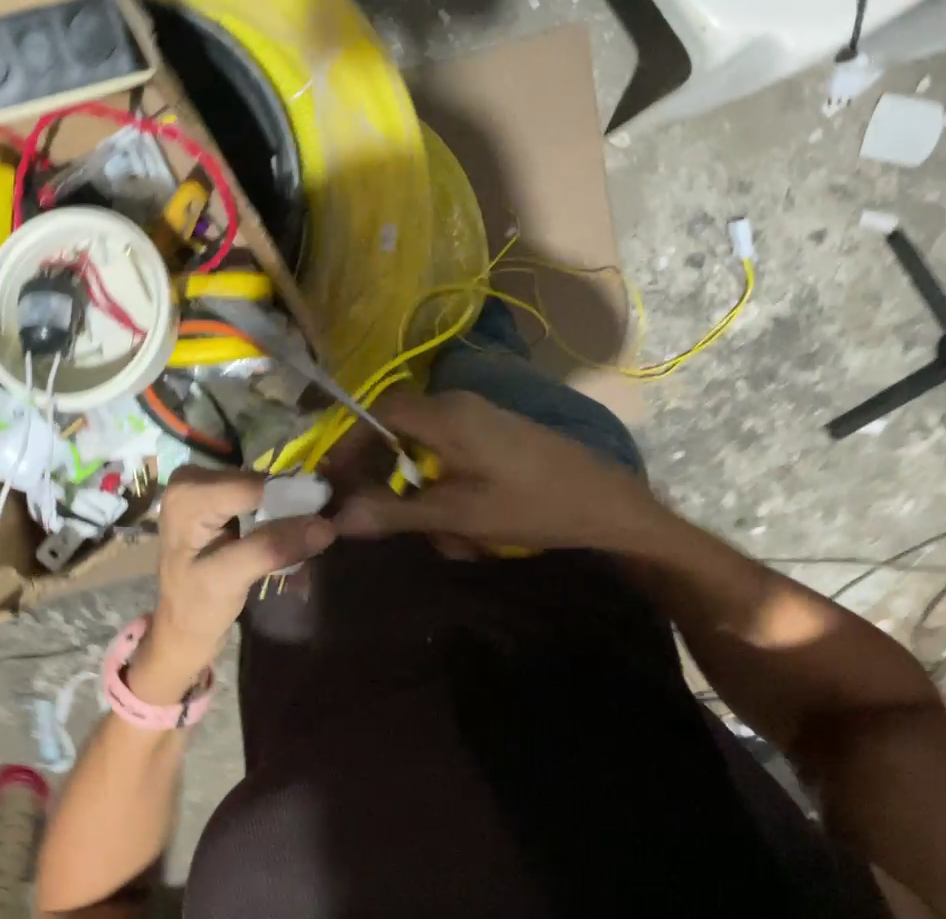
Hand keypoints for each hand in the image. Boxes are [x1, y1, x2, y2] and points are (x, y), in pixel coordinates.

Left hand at [133, 467, 335, 698]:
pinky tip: (288, 530)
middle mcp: (191, 478)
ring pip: (262, 485)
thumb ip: (272, 548)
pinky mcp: (213, 495)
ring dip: (288, 507)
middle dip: (292, 502)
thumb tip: (325, 525)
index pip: (256, 486)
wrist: (180, 626)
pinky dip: (276, 511)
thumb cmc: (196, 607)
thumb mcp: (230, 579)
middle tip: (322, 527)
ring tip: (310, 530)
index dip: (295, 499)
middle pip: (259, 481)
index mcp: (188, 493)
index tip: (329, 518)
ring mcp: (202, 485)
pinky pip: (256, 494)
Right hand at [334, 390, 674, 554]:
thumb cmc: (533, 506)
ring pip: (426, 453)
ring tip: (449, 541)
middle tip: (383, 518)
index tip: (334, 479)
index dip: (350, 442)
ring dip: (425, 497)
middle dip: (392, 481)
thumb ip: (395, 512)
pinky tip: (471, 533)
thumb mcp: (458, 515)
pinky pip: (452, 458)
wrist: (611, 505)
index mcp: (446, 415)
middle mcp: (459, 405)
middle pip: (398, 432)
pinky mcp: (496, 436)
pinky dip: (449, 493)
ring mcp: (480, 419)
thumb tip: (337, 517)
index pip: (377, 411)